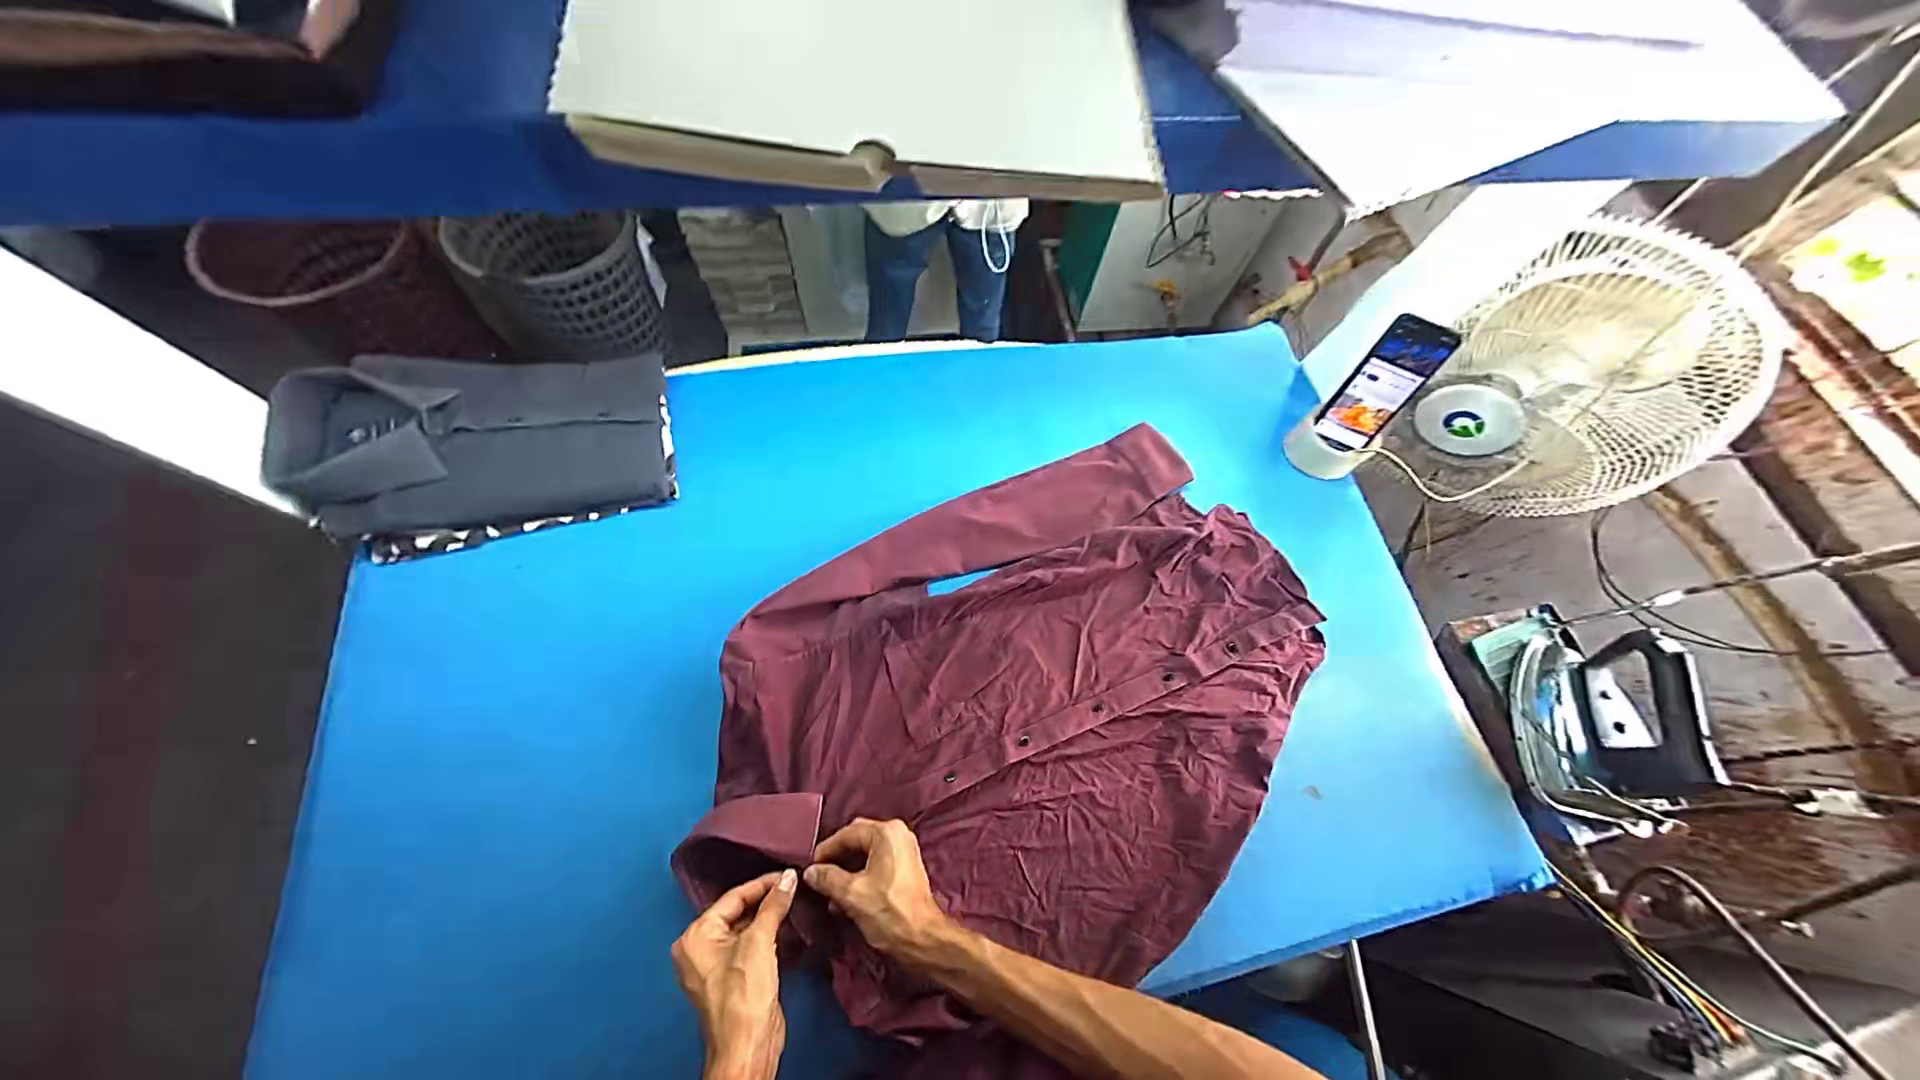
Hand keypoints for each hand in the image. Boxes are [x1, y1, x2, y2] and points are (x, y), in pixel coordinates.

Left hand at [672, 869, 796, 1079]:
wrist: (748, 1046)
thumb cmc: (744, 992)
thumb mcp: (759, 941)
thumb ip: (774, 905)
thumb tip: (789, 876)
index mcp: (696, 936)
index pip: (733, 897)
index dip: (762, 884)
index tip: (788, 874)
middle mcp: (699, 948)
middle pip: (738, 912)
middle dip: (766, 900)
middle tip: (794, 885)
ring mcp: (715, 965)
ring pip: (745, 928)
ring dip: (769, 917)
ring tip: (795, 901)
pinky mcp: (732, 978)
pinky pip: (749, 945)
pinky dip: (767, 935)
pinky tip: (788, 926)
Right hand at [804, 818, 951, 961]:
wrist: (923, 938)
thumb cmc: (889, 913)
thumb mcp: (852, 894)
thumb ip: (827, 878)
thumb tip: (810, 872)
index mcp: (886, 832)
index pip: (847, 833)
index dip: (825, 850)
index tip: (810, 868)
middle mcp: (897, 833)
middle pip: (857, 839)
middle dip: (836, 858)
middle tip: (817, 876)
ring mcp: (904, 848)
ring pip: (866, 852)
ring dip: (846, 869)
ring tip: (828, 892)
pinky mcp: (906, 865)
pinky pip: (876, 861)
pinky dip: (860, 874)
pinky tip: (845, 896)